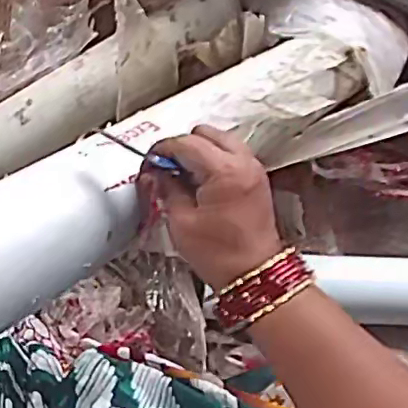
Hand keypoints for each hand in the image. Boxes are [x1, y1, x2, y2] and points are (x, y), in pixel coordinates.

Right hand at [139, 125, 283, 286]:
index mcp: (224, 171)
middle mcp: (243, 163)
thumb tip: (156, 173)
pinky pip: (232, 154)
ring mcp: (254, 169)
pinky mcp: (257, 179)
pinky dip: (214, 159)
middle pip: (205, 133)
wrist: (254, 274)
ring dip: (199, 151)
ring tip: (183, 176)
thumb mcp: (181, 222)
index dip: (162, 150)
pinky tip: (201, 182)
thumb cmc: (220, 255)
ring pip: (220, 140)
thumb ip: (166, 189)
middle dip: (182, 147)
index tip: (150, 163)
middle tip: (166, 168)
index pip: (185, 143)